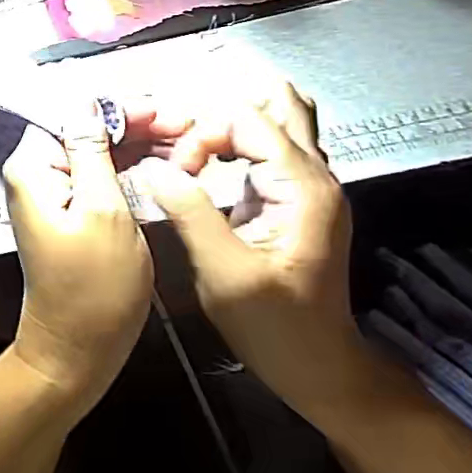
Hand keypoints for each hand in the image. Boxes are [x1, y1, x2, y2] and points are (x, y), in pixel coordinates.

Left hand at [1, 101, 188, 409]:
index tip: (157, 110)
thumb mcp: (102, 211)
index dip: (114, 110)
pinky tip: (166, 166)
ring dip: (137, 145)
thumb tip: (88, 108)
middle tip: (183, 125)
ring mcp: (53, 195)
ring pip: (96, 154)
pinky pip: (100, 179)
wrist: (79, 347)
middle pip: (84, 133)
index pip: (69, 117)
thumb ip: (93, 153)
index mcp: (32, 168)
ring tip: (185, 140)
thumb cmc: (92, 286)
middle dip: (132, 125)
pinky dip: (130, 171)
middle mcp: (35, 176)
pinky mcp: (72, 214)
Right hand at [140, 83, 362, 419]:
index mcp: (300, 186)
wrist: (319, 366)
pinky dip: (234, 138)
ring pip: (275, 120)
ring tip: (187, 139)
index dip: (200, 134)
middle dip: (218, 110)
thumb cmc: (274, 324)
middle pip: (273, 105)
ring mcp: (307, 185)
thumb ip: (188, 210)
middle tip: (178, 134)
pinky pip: (266, 146)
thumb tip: (152, 166)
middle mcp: (313, 176)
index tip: (176, 173)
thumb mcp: (223, 269)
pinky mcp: (292, 197)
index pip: (245, 120)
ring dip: (228, 120)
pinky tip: (206, 154)